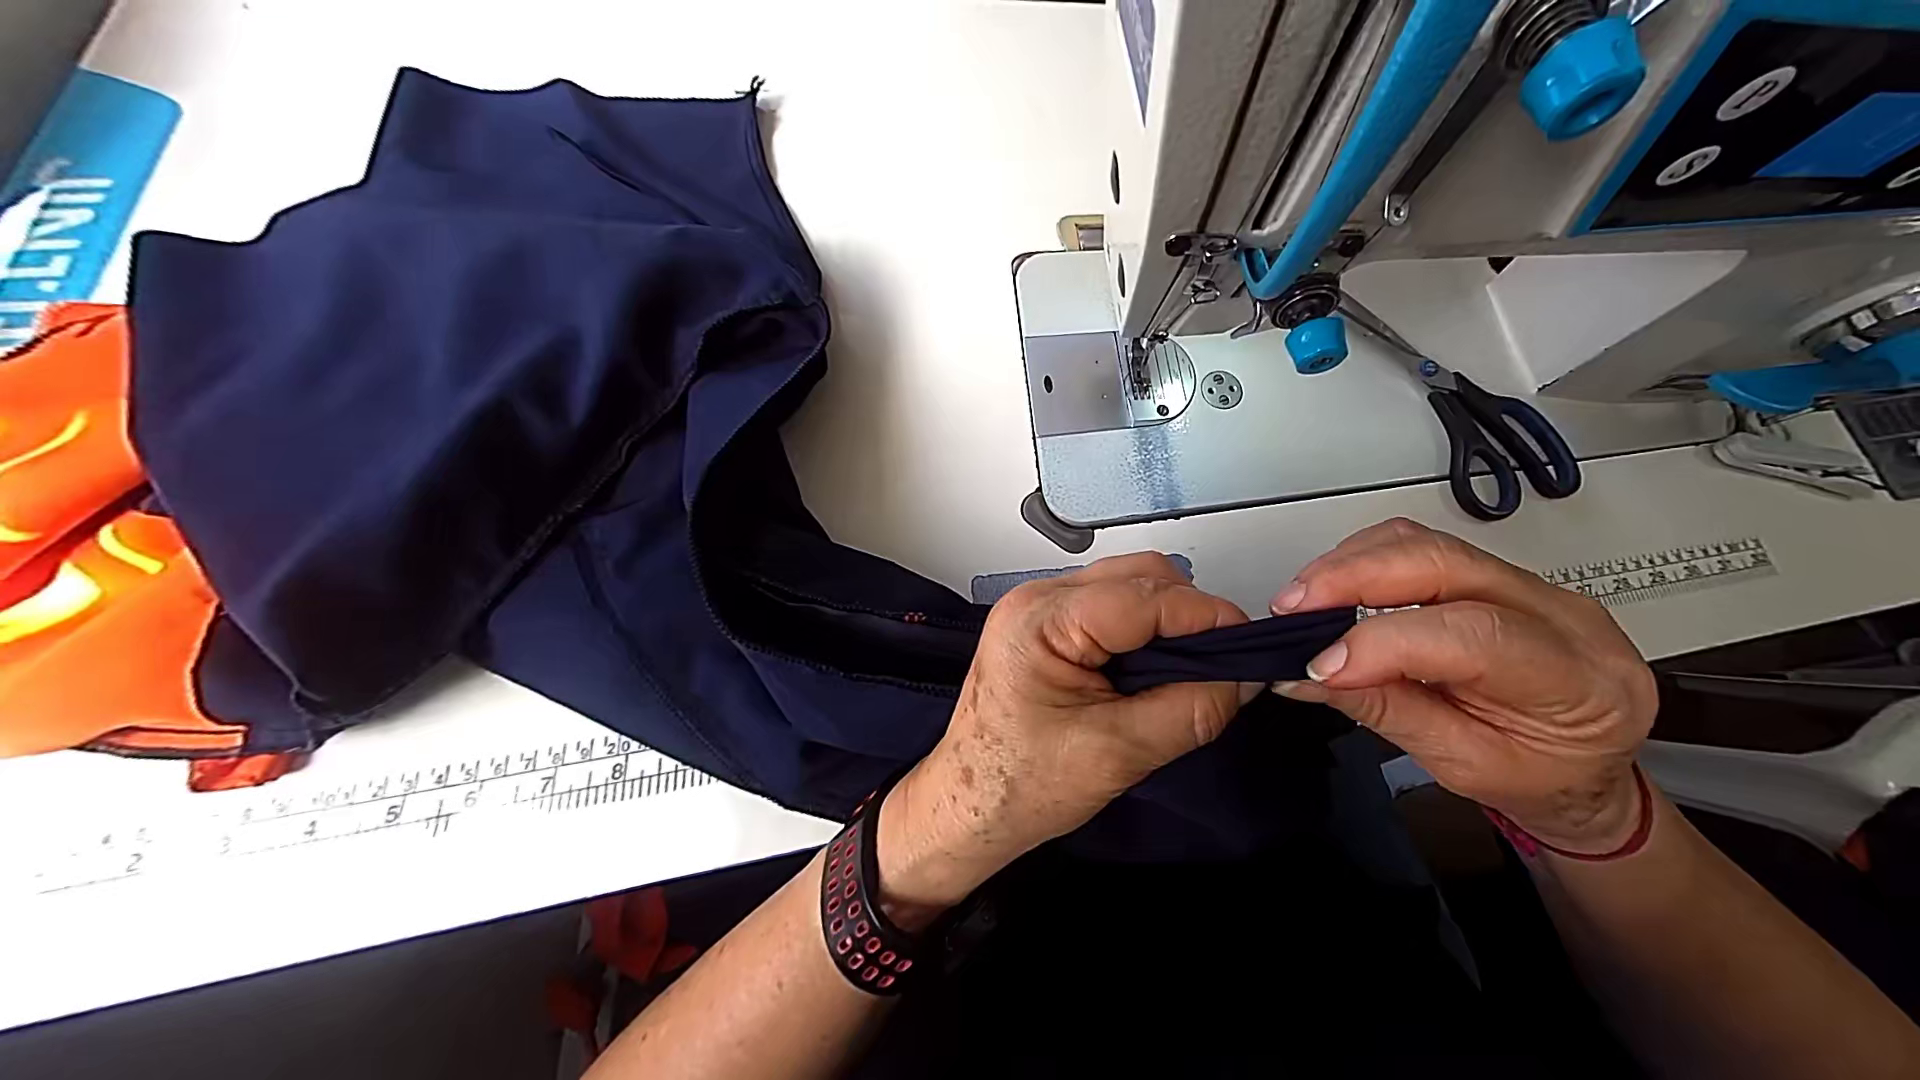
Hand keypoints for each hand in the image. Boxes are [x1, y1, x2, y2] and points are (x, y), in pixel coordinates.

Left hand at [877, 553, 1252, 924]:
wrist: (966, 806)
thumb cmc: (1016, 784)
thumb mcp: (1117, 753)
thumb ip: (1191, 710)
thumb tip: (1245, 679)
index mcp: (1041, 620)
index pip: (1147, 594)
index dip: (1208, 617)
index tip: (1250, 649)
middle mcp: (1036, 600)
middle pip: (1140, 576)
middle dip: (1189, 615)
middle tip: (1218, 666)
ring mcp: (1039, 610)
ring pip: (1130, 587)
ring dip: (1167, 622)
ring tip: (1183, 673)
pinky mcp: (1046, 627)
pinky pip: (1112, 608)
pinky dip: (1144, 632)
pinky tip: (1150, 670)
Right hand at [1270, 519, 1656, 854]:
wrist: (1577, 765)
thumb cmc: (1538, 776)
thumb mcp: (1461, 763)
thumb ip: (1383, 711)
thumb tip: (1307, 678)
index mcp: (1574, 680)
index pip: (1471, 634)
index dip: (1382, 642)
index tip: (1320, 666)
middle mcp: (1559, 615)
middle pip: (1441, 562)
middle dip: (1351, 577)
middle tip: (1292, 608)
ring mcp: (1525, 584)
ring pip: (1421, 541)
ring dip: (1348, 564)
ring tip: (1303, 600)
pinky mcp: (1489, 573)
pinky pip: (1416, 543)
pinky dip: (1360, 560)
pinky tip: (1333, 589)